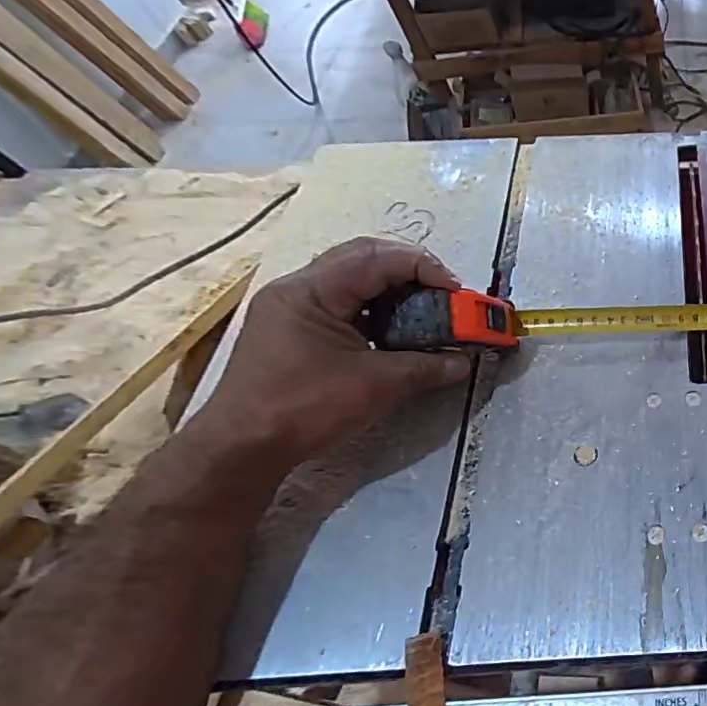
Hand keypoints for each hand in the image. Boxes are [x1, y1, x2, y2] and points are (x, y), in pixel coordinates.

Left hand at [188, 236, 473, 466]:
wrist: (242, 448)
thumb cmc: (305, 408)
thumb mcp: (377, 385)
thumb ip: (426, 367)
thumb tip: (463, 362)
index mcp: (312, 290)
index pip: (377, 258)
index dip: (425, 268)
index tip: (457, 294)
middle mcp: (297, 288)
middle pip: (363, 257)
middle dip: (411, 272)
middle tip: (445, 296)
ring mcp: (291, 307)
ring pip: (352, 278)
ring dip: (393, 290)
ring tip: (426, 312)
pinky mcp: (293, 328)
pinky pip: (342, 302)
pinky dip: (375, 309)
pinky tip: (395, 330)